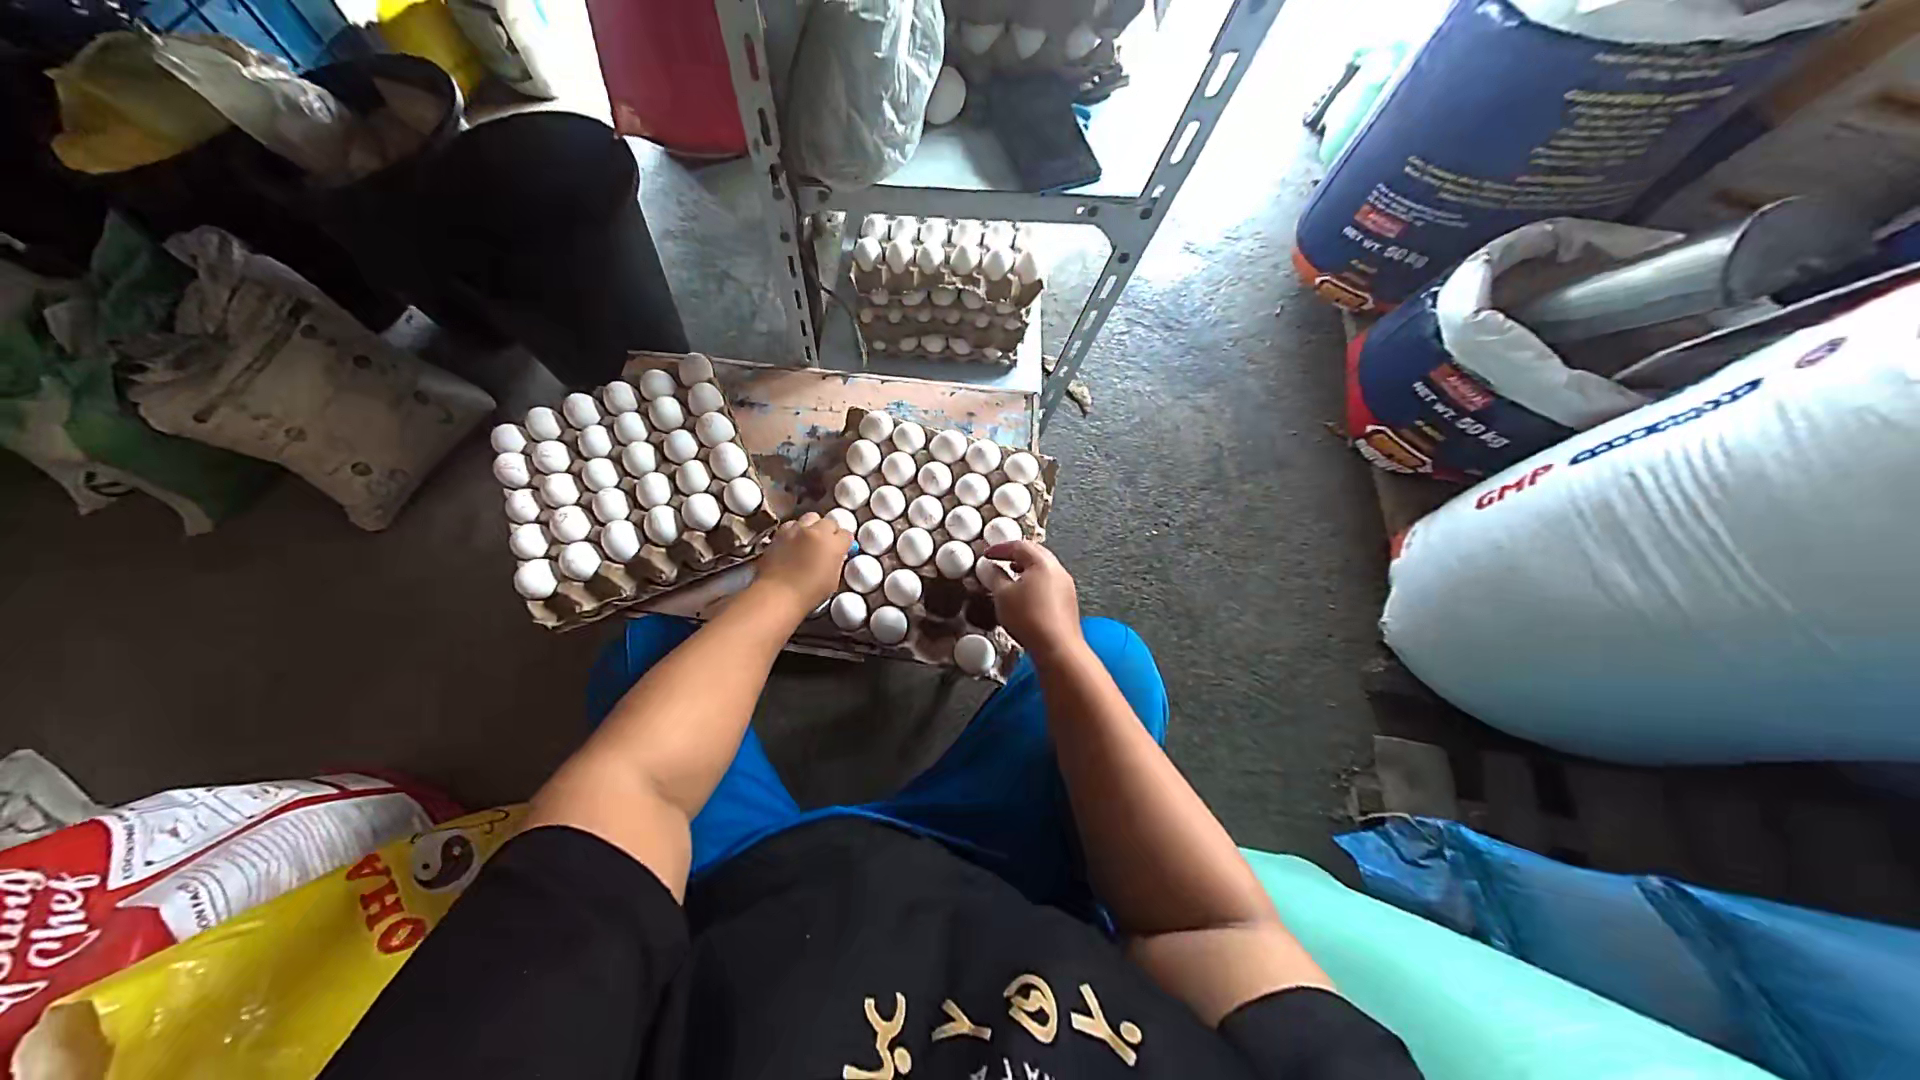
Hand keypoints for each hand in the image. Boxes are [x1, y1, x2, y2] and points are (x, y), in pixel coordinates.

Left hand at [754, 512, 849, 613]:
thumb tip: (835, 557)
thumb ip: (837, 563)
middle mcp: (815, 532)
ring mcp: (796, 530)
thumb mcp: (832, 581)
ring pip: (810, 518)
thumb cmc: (807, 594)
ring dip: (812, 527)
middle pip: (829, 522)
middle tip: (827, 544)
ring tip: (809, 540)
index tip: (842, 548)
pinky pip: (791, 525)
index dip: (844, 543)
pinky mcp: (779, 534)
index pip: (846, 534)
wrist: (777, 595)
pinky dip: (795, 530)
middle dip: (830, 532)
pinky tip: (794, 542)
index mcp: (833, 544)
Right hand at [983, 540, 1083, 661]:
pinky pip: (1049, 583)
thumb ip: (994, 577)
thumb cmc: (1033, 621)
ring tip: (1010, 577)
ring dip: (1025, 569)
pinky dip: (1034, 583)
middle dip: (1014, 555)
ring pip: (1042, 569)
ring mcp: (1065, 585)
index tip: (989, 553)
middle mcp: (1057, 570)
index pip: (1018, 545)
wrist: (1057, 648)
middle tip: (1000, 560)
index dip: (1000, 548)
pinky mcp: (1067, 600)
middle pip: (1034, 553)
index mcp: (1042, 562)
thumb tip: (989, 569)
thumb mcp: (1002, 595)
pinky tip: (1025, 596)